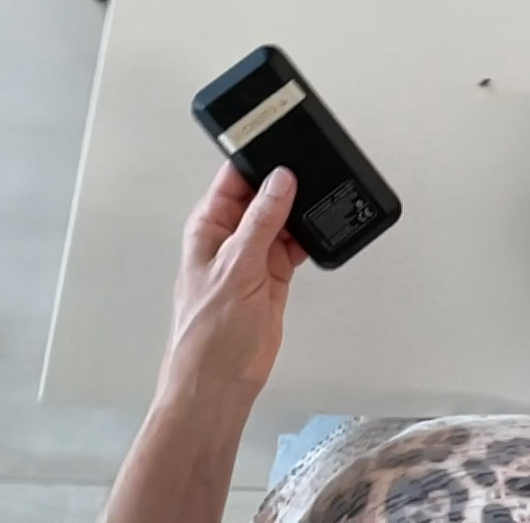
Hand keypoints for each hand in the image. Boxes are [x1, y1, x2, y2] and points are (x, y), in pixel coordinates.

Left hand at [161, 164, 306, 406]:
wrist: (222, 383)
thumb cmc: (209, 333)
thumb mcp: (238, 266)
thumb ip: (263, 220)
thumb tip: (280, 180)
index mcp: (210, 225)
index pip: (234, 177)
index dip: (257, 159)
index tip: (283, 146)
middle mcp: (232, 234)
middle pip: (264, 193)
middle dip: (286, 184)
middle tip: (311, 172)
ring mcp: (254, 253)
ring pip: (283, 216)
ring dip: (300, 211)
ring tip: (319, 201)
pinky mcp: (274, 271)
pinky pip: (295, 241)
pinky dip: (308, 237)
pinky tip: (319, 231)